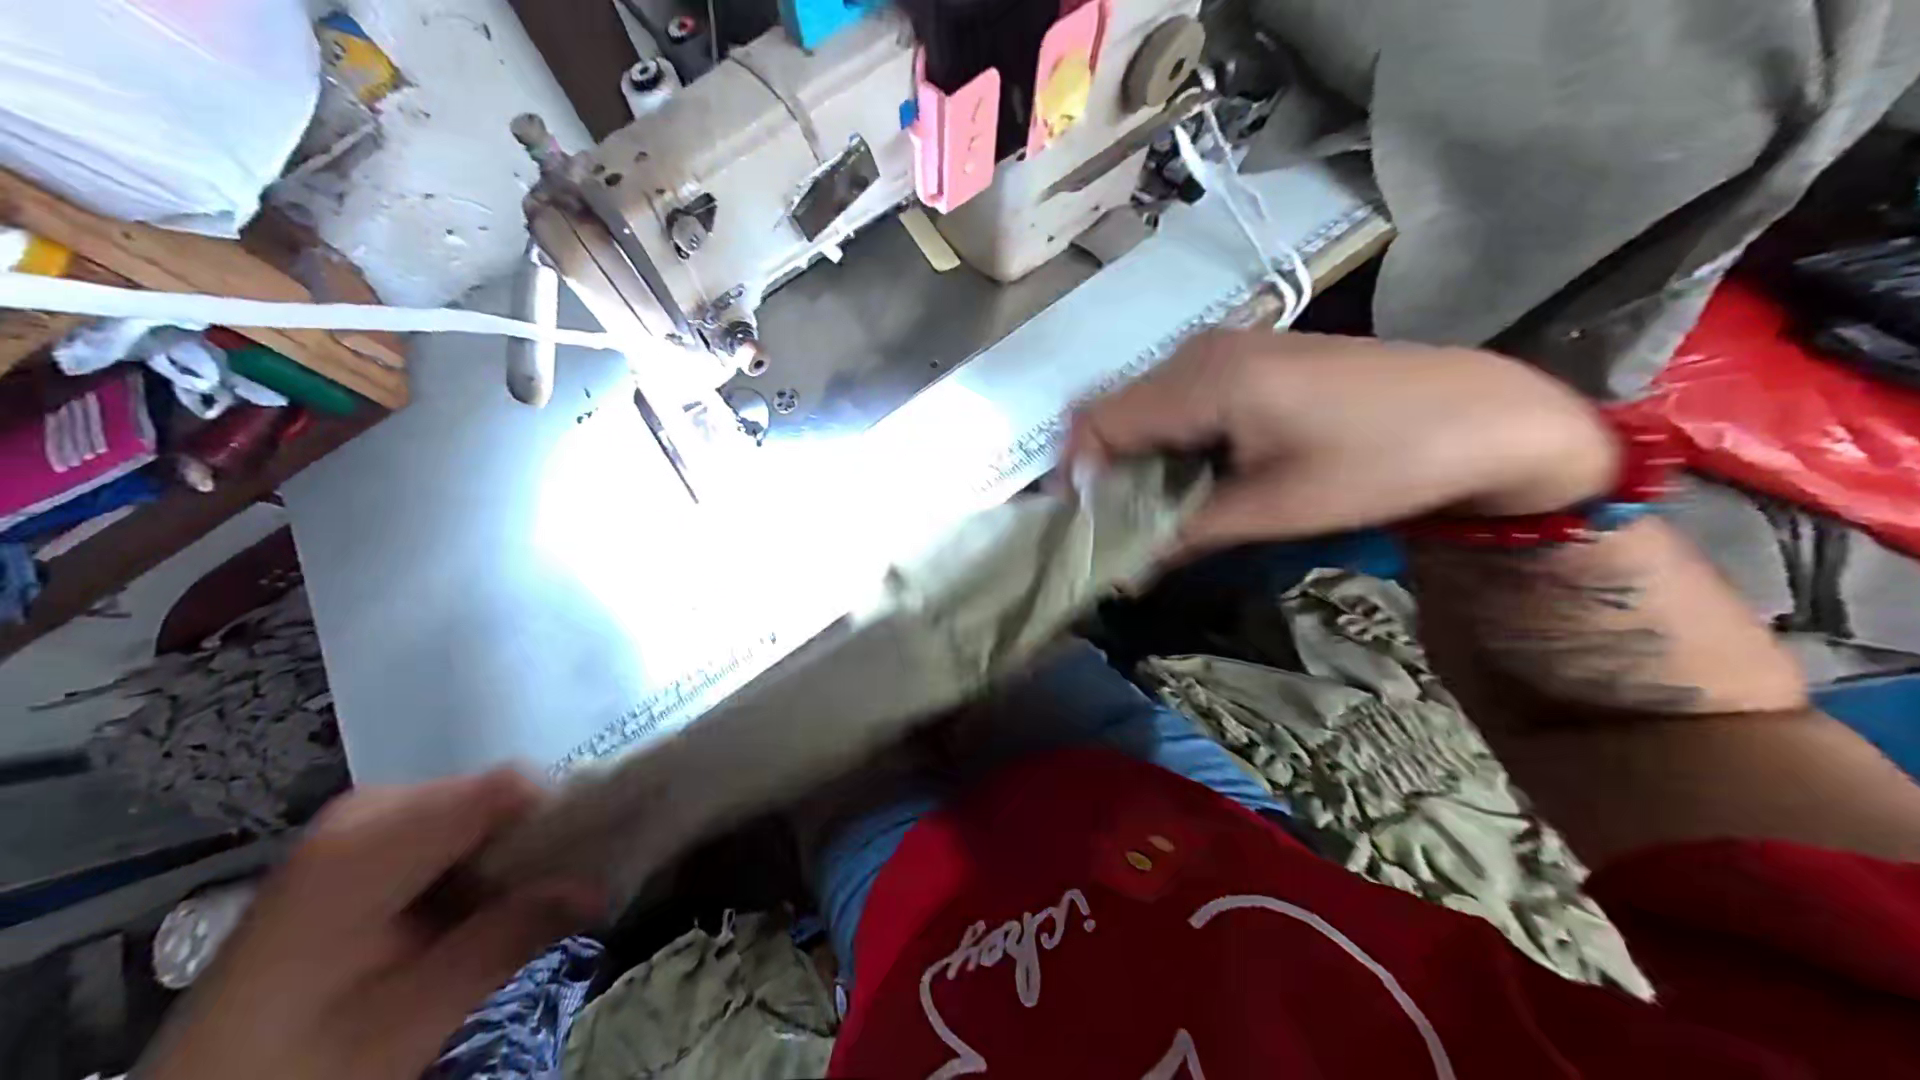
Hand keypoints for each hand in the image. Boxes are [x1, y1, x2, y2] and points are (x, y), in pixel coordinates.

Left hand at [141, 769, 601, 1079]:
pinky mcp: (364, 843)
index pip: (509, 785)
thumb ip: (507, 941)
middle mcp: (370, 809)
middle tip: (558, 898)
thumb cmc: (297, 1066)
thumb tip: (601, 886)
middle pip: (498, 794)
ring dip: (514, 855)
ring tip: (520, 910)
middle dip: (540, 840)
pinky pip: (456, 827)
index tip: (596, 861)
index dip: (563, 814)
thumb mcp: (406, 1021)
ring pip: (483, 809)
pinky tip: (477, 909)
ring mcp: (364, 823)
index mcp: (370, 839)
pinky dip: (484, 861)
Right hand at [1067, 330, 1616, 553]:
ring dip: (1138, 461)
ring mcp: (1225, 349)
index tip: (1088, 532)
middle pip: (1114, 413)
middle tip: (1123, 531)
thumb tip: (1118, 571)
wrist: (1486, 416)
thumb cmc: (1379, 462)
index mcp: (1202, 381)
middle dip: (1106, 475)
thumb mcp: (1274, 509)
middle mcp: (1200, 352)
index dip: (1078, 480)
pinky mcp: (1247, 360)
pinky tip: (1199, 476)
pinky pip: (1177, 399)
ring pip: (1143, 407)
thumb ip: (1184, 532)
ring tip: (1160, 512)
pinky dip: (1169, 443)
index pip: (1097, 425)